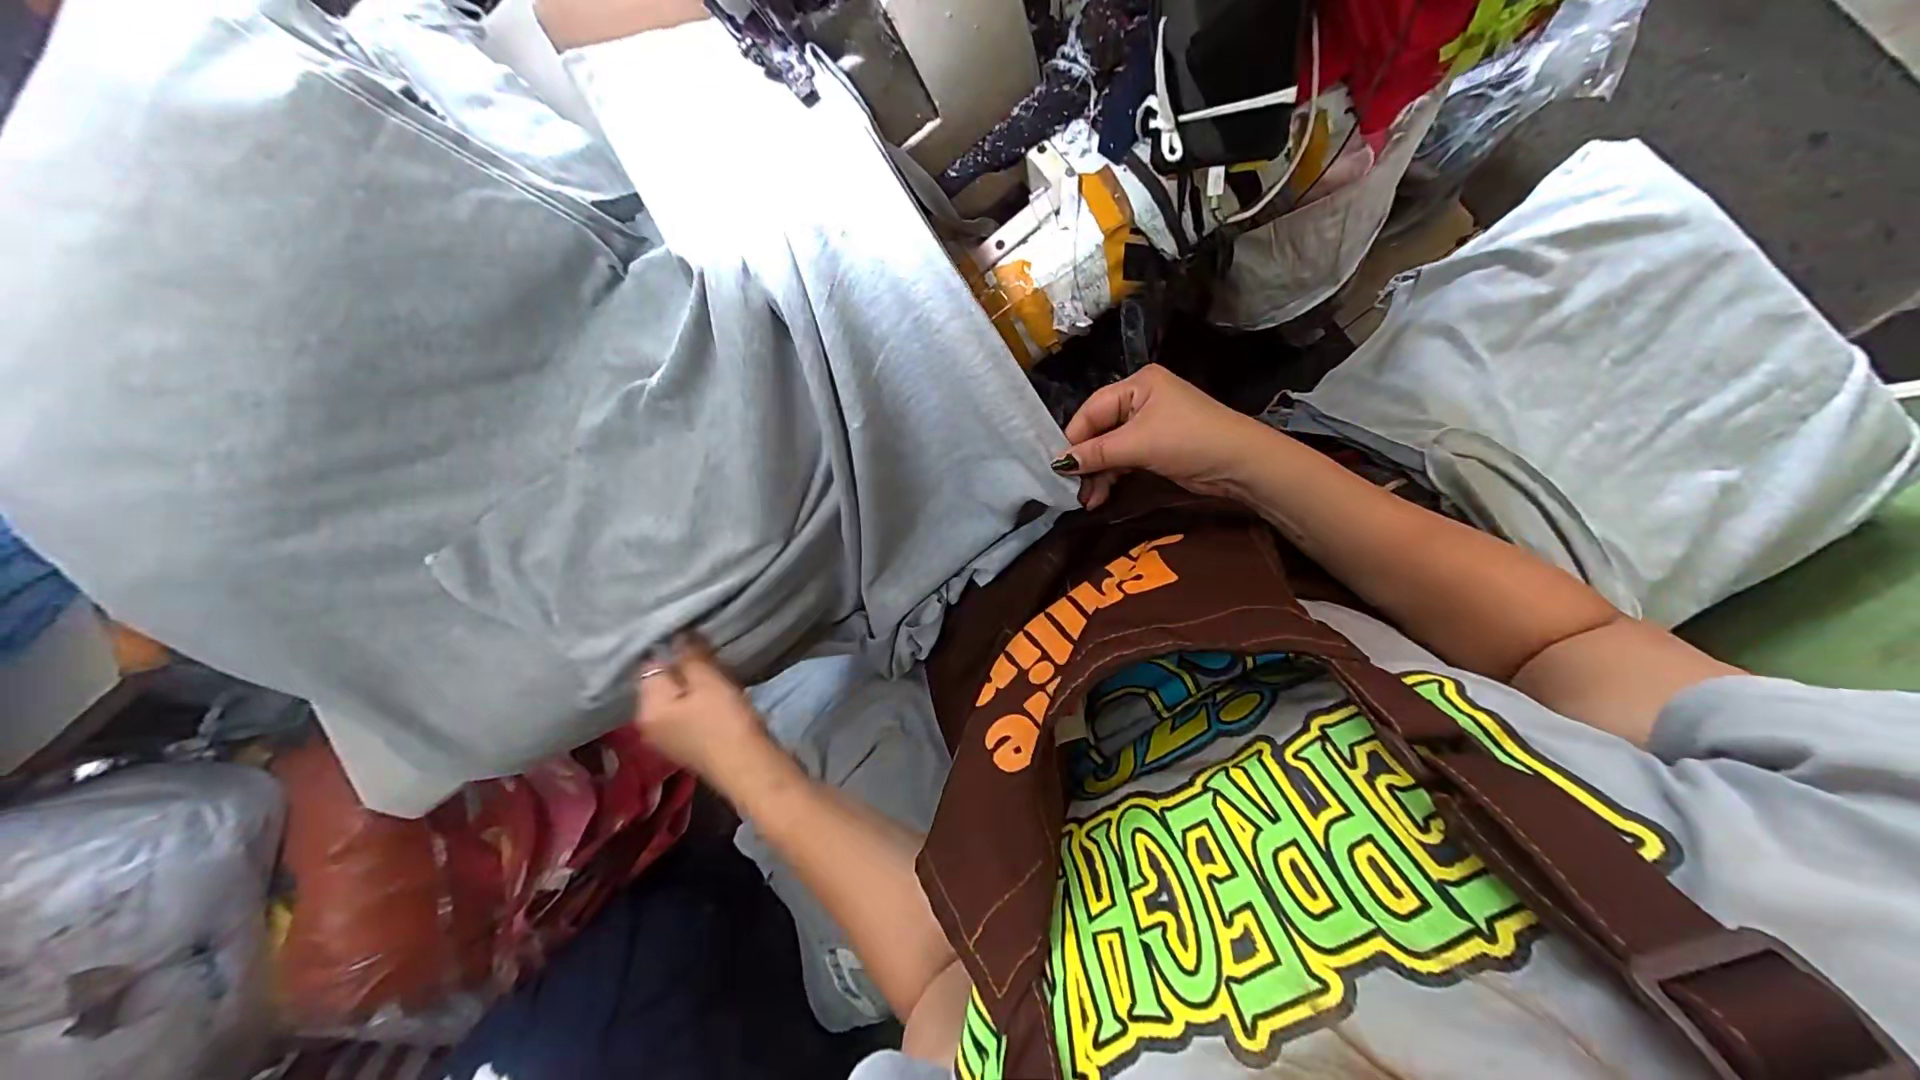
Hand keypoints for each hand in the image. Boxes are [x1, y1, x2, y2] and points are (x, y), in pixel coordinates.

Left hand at [632, 631, 777, 786]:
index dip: (672, 648)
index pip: (650, 665)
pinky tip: (719, 698)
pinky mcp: (686, 746)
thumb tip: (678, 634)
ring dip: (693, 686)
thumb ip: (690, 655)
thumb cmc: (726, 722)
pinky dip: (698, 703)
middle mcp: (647, 725)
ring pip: (675, 699)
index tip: (697, 639)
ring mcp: (666, 738)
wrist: (749, 768)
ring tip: (717, 674)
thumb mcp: (709, 682)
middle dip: (683, 668)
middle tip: (710, 655)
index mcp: (646, 708)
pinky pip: (685, 713)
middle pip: (662, 683)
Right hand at [1056, 365, 1276, 509]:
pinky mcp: (1155, 447)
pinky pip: (1123, 459)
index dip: (1073, 439)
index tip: (1056, 467)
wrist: (1241, 464)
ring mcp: (1148, 424)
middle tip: (1070, 489)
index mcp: (1137, 384)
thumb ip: (1096, 453)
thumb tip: (1059, 463)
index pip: (1092, 410)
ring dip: (1097, 475)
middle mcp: (1139, 400)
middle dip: (1086, 461)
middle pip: (1099, 430)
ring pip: (1109, 449)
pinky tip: (1100, 496)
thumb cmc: (1189, 441)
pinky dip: (1111, 477)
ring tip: (1087, 500)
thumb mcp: (1138, 444)